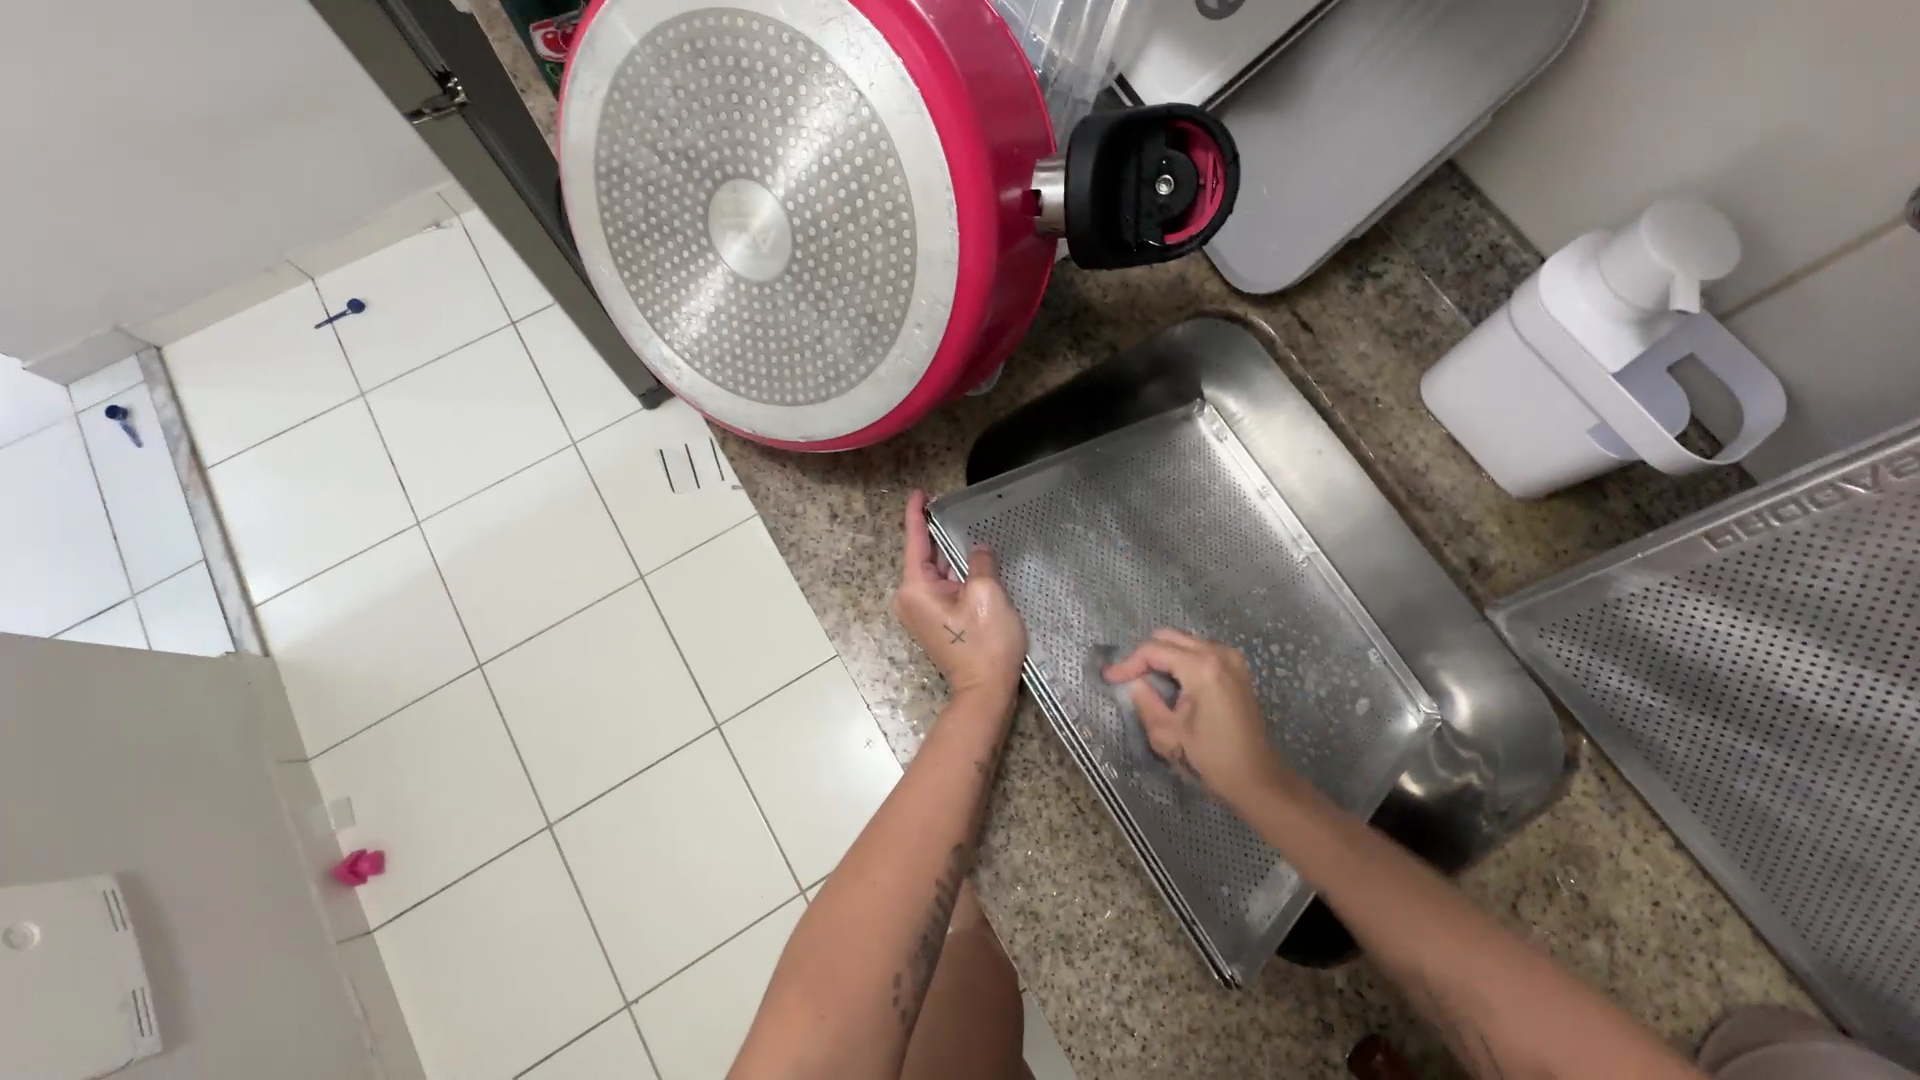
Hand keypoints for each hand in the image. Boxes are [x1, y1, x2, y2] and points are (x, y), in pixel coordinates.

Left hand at [892, 490, 1027, 706]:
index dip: (917, 513)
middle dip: (942, 534)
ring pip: (937, 572)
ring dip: (954, 556)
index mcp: (915, 587)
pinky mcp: (934, 621)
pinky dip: (956, 574)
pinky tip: (974, 561)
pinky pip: (943, 587)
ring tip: (972, 531)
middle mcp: (910, 597)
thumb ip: (979, 562)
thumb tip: (977, 549)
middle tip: (957, 507)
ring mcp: (921, 611)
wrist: (985, 691)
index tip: (919, 492)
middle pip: (926, 555)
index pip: (915, 540)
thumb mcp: (987, 594)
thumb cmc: (985, 644)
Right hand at [1103, 629, 1298, 810]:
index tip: (1109, 678)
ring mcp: (1232, 659)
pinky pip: (1200, 652)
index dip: (1128, 663)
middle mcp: (1219, 654)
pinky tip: (1172, 685)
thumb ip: (1145, 702)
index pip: (1154, 650)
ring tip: (1148, 684)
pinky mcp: (1237, 669)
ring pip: (1185, 643)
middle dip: (1145, 657)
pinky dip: (1181, 662)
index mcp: (1202, 668)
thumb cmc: (1212, 760)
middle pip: (1169, 638)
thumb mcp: (1168, 734)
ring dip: (1164, 659)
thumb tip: (1132, 683)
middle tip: (1127, 680)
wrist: (1257, 779)